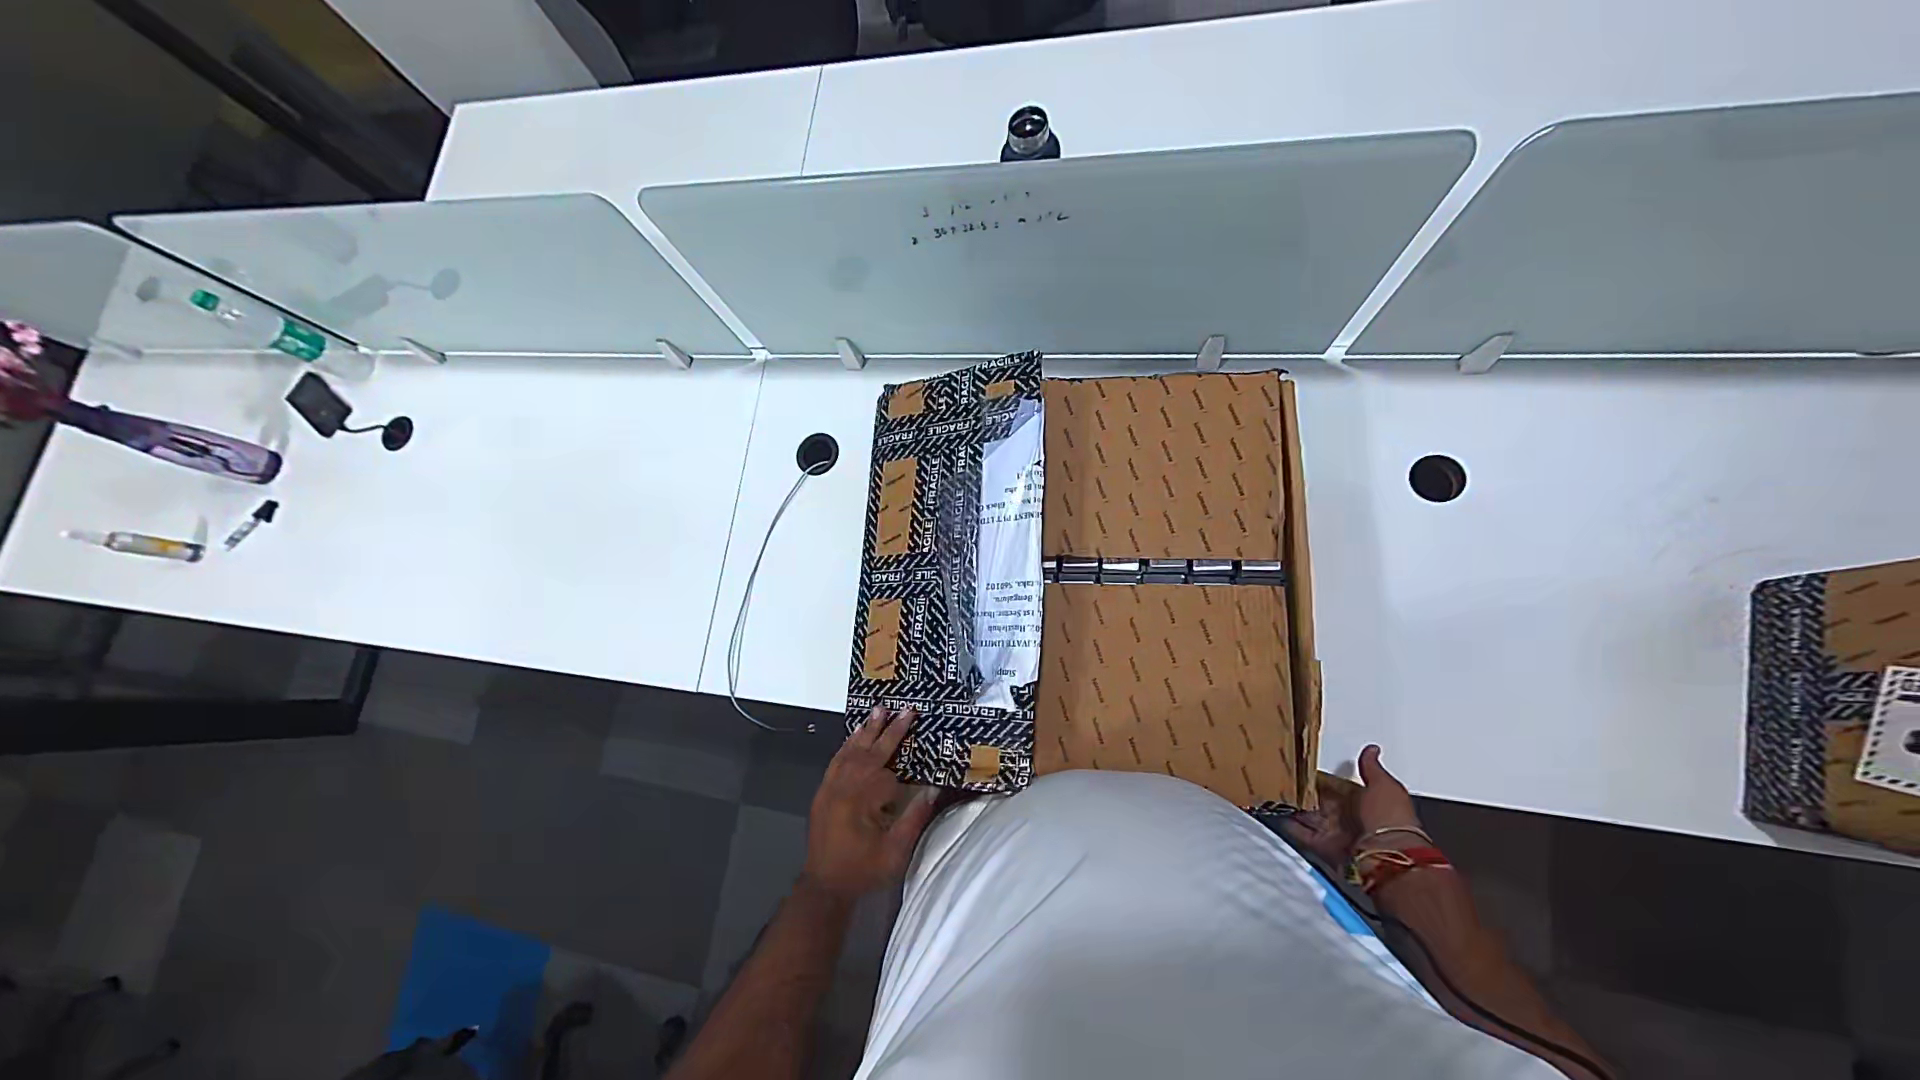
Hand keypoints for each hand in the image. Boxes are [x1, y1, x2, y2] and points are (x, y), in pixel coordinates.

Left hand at [802, 706, 937, 901]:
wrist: (824, 886)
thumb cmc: (862, 871)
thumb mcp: (895, 851)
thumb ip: (914, 818)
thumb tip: (933, 790)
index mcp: (860, 801)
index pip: (888, 774)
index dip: (905, 771)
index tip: (920, 760)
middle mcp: (843, 788)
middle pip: (870, 753)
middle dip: (889, 731)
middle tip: (904, 710)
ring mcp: (830, 788)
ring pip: (851, 751)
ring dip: (867, 730)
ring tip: (879, 710)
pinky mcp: (823, 792)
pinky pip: (836, 760)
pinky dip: (847, 744)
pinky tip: (855, 735)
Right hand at [1283, 744, 1423, 864]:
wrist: (1388, 856)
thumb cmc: (1391, 820)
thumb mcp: (1385, 786)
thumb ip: (1372, 768)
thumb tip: (1372, 751)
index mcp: (1361, 801)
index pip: (1333, 784)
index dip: (1316, 776)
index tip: (1299, 766)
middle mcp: (1347, 817)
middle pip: (1317, 800)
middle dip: (1301, 791)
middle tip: (1281, 778)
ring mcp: (1335, 833)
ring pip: (1307, 815)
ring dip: (1292, 807)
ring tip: (1273, 793)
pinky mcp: (1324, 847)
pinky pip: (1300, 834)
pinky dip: (1287, 826)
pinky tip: (1275, 814)